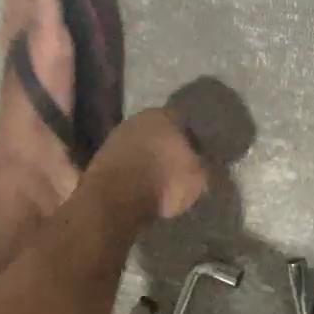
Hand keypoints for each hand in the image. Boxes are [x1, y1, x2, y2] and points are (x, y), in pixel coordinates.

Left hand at [88, 107, 210, 219]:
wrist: (116, 198)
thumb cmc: (164, 181)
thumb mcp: (199, 178)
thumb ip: (207, 167)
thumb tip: (211, 163)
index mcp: (165, 115)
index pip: (186, 121)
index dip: (195, 139)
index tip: (199, 156)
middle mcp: (139, 118)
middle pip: (161, 131)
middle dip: (170, 146)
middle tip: (179, 167)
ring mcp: (117, 137)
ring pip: (142, 145)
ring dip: (150, 158)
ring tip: (160, 178)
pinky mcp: (102, 158)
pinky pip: (127, 161)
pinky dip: (135, 170)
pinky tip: (141, 184)